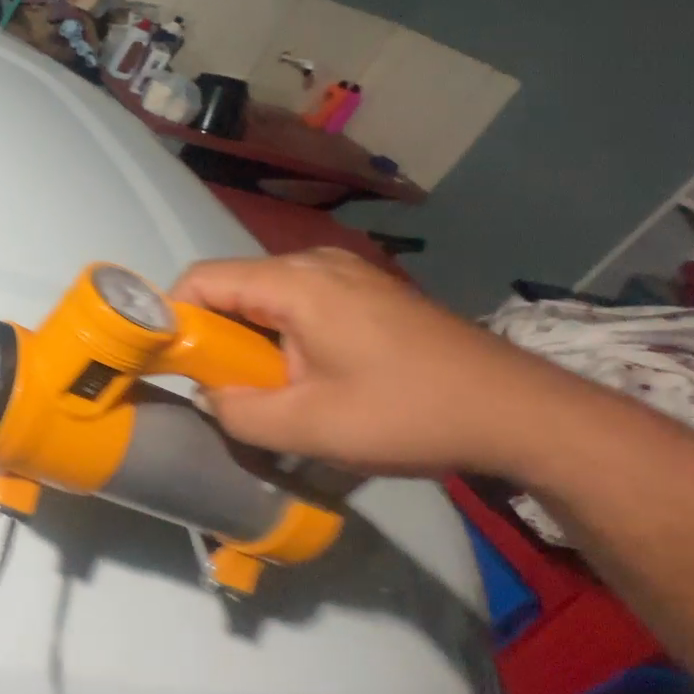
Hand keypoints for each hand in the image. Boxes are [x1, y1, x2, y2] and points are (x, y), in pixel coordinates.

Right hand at [170, 248, 591, 477]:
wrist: (524, 415)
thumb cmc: (410, 414)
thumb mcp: (309, 429)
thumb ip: (236, 412)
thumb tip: (209, 395)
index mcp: (295, 283)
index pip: (200, 279)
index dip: (172, 318)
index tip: (169, 363)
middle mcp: (315, 264)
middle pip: (231, 286)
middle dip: (212, 334)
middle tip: (221, 384)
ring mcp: (346, 275)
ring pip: (263, 296)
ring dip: (249, 338)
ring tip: (266, 386)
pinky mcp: (368, 292)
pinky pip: (297, 302)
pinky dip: (281, 334)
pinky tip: (308, 375)